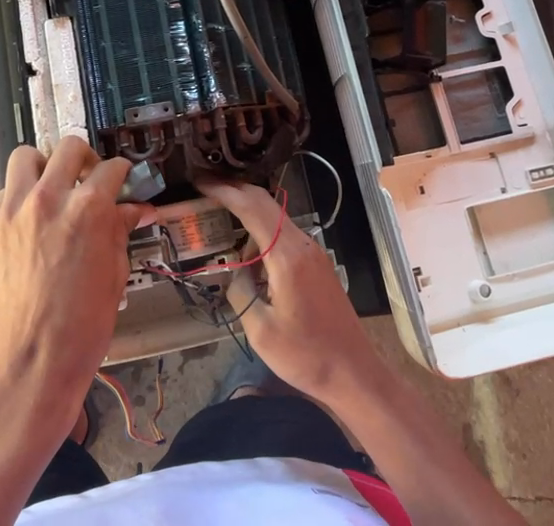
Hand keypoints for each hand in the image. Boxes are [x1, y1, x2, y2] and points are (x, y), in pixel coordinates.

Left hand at [0, 137, 153, 411]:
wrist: (31, 361)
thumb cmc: (84, 324)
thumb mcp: (114, 274)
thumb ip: (119, 231)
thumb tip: (135, 209)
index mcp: (88, 209)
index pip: (111, 168)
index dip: (122, 173)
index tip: (122, 180)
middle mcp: (48, 198)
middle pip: (69, 148)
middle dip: (85, 158)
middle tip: (89, 179)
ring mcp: (12, 211)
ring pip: (26, 157)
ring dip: (45, 166)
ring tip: (53, 189)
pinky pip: (5, 193)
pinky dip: (20, 196)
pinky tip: (30, 221)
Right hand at [197, 179, 385, 407]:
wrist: (353, 373)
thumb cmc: (305, 356)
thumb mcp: (260, 330)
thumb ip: (239, 292)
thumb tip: (233, 271)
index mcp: (287, 256)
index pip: (252, 208)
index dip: (224, 191)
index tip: (200, 181)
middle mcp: (302, 245)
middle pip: (265, 203)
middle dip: (235, 192)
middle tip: (204, 190)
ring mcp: (313, 253)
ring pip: (275, 220)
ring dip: (248, 217)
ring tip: (221, 227)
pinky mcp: (317, 265)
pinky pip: (284, 237)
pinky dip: (261, 235)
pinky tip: (248, 256)